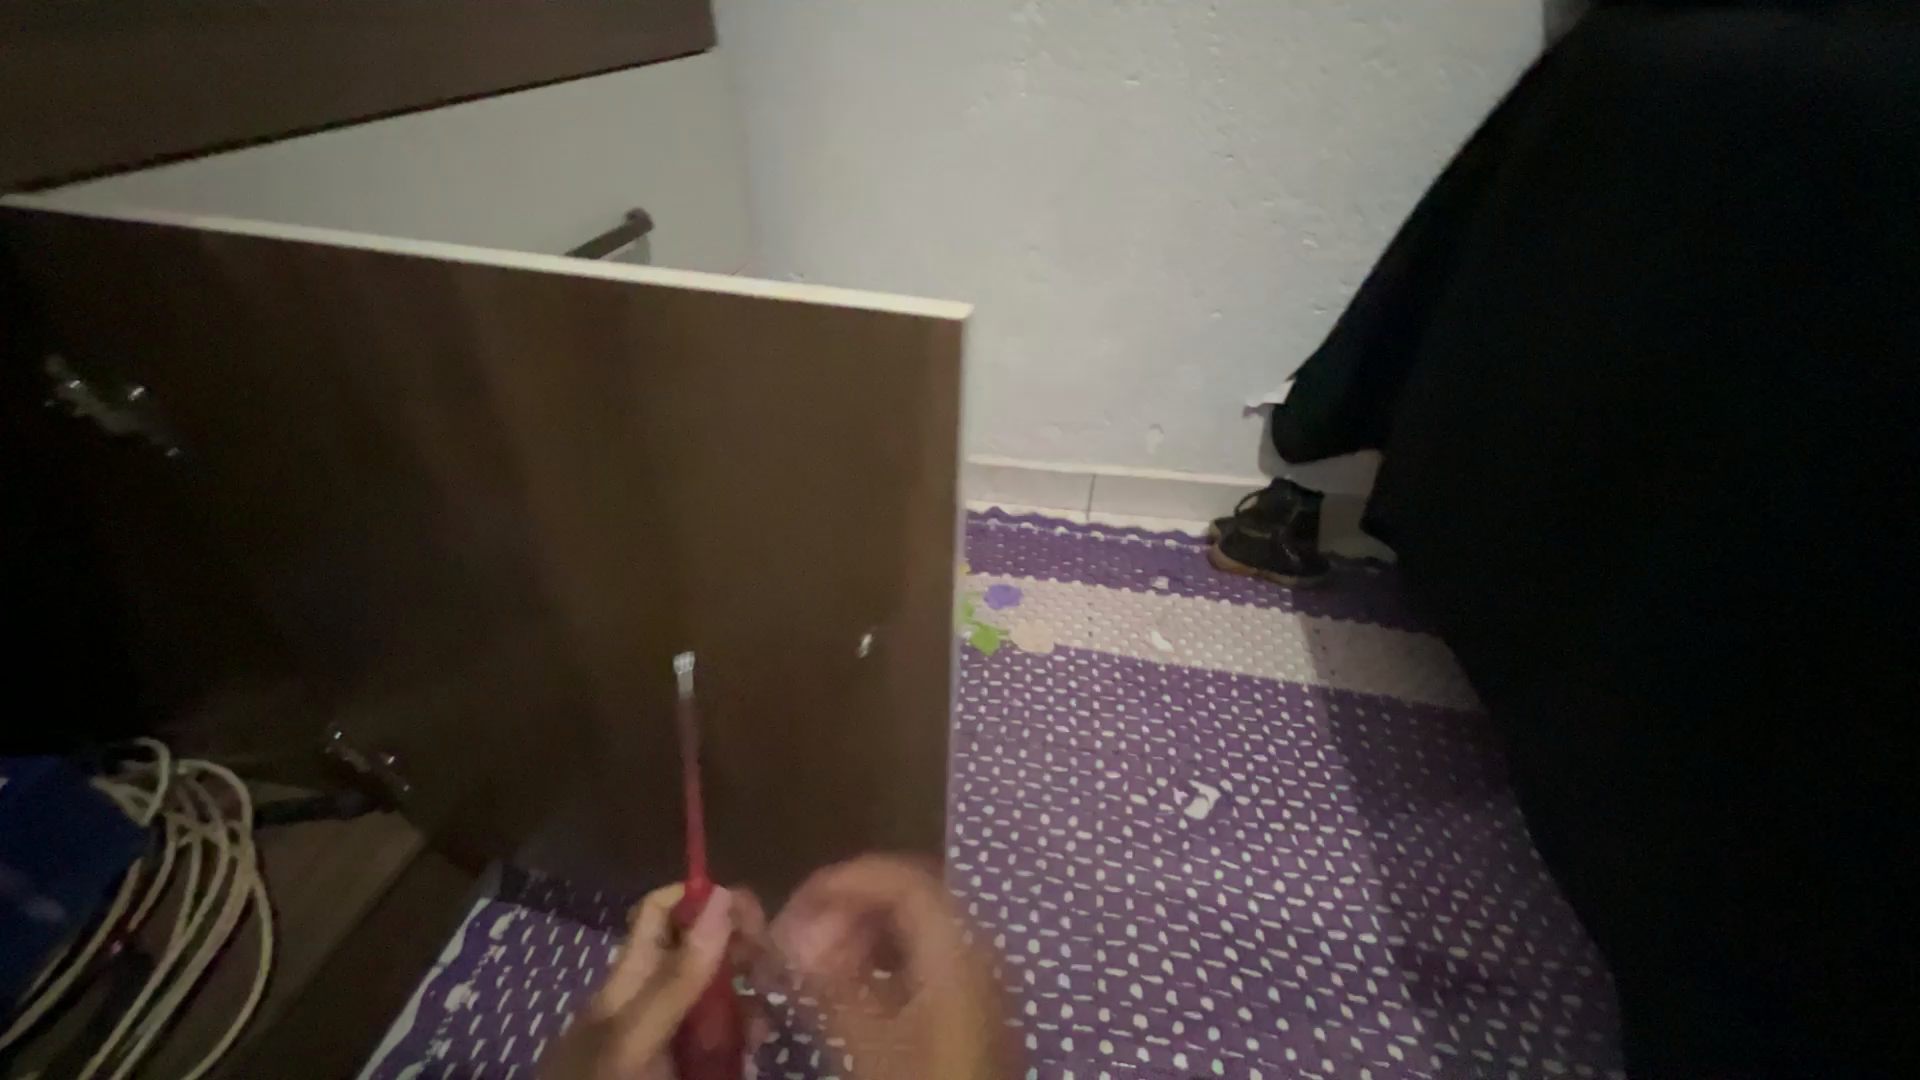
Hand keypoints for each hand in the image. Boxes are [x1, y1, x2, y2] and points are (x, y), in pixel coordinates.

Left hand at [540, 884, 766, 1079]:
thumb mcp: (630, 1043)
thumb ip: (677, 978)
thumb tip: (722, 896)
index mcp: (631, 980)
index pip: (664, 911)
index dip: (701, 899)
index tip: (747, 918)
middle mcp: (651, 1001)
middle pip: (702, 950)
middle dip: (740, 953)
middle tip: (768, 975)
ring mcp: (669, 1042)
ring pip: (719, 998)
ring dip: (748, 1003)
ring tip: (764, 1030)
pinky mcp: (688, 1070)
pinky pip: (723, 1044)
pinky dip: (743, 1042)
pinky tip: (753, 1057)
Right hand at [771, 856, 1013, 1079]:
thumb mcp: (871, 1045)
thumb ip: (834, 982)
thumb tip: (798, 935)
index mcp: (957, 945)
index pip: (903, 881)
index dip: (848, 880)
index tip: (800, 901)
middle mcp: (977, 944)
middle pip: (913, 892)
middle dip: (855, 901)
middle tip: (805, 926)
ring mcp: (981, 970)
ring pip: (920, 920)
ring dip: (870, 925)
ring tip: (822, 953)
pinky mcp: (975, 998)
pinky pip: (930, 949)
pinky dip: (890, 951)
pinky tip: (857, 978)